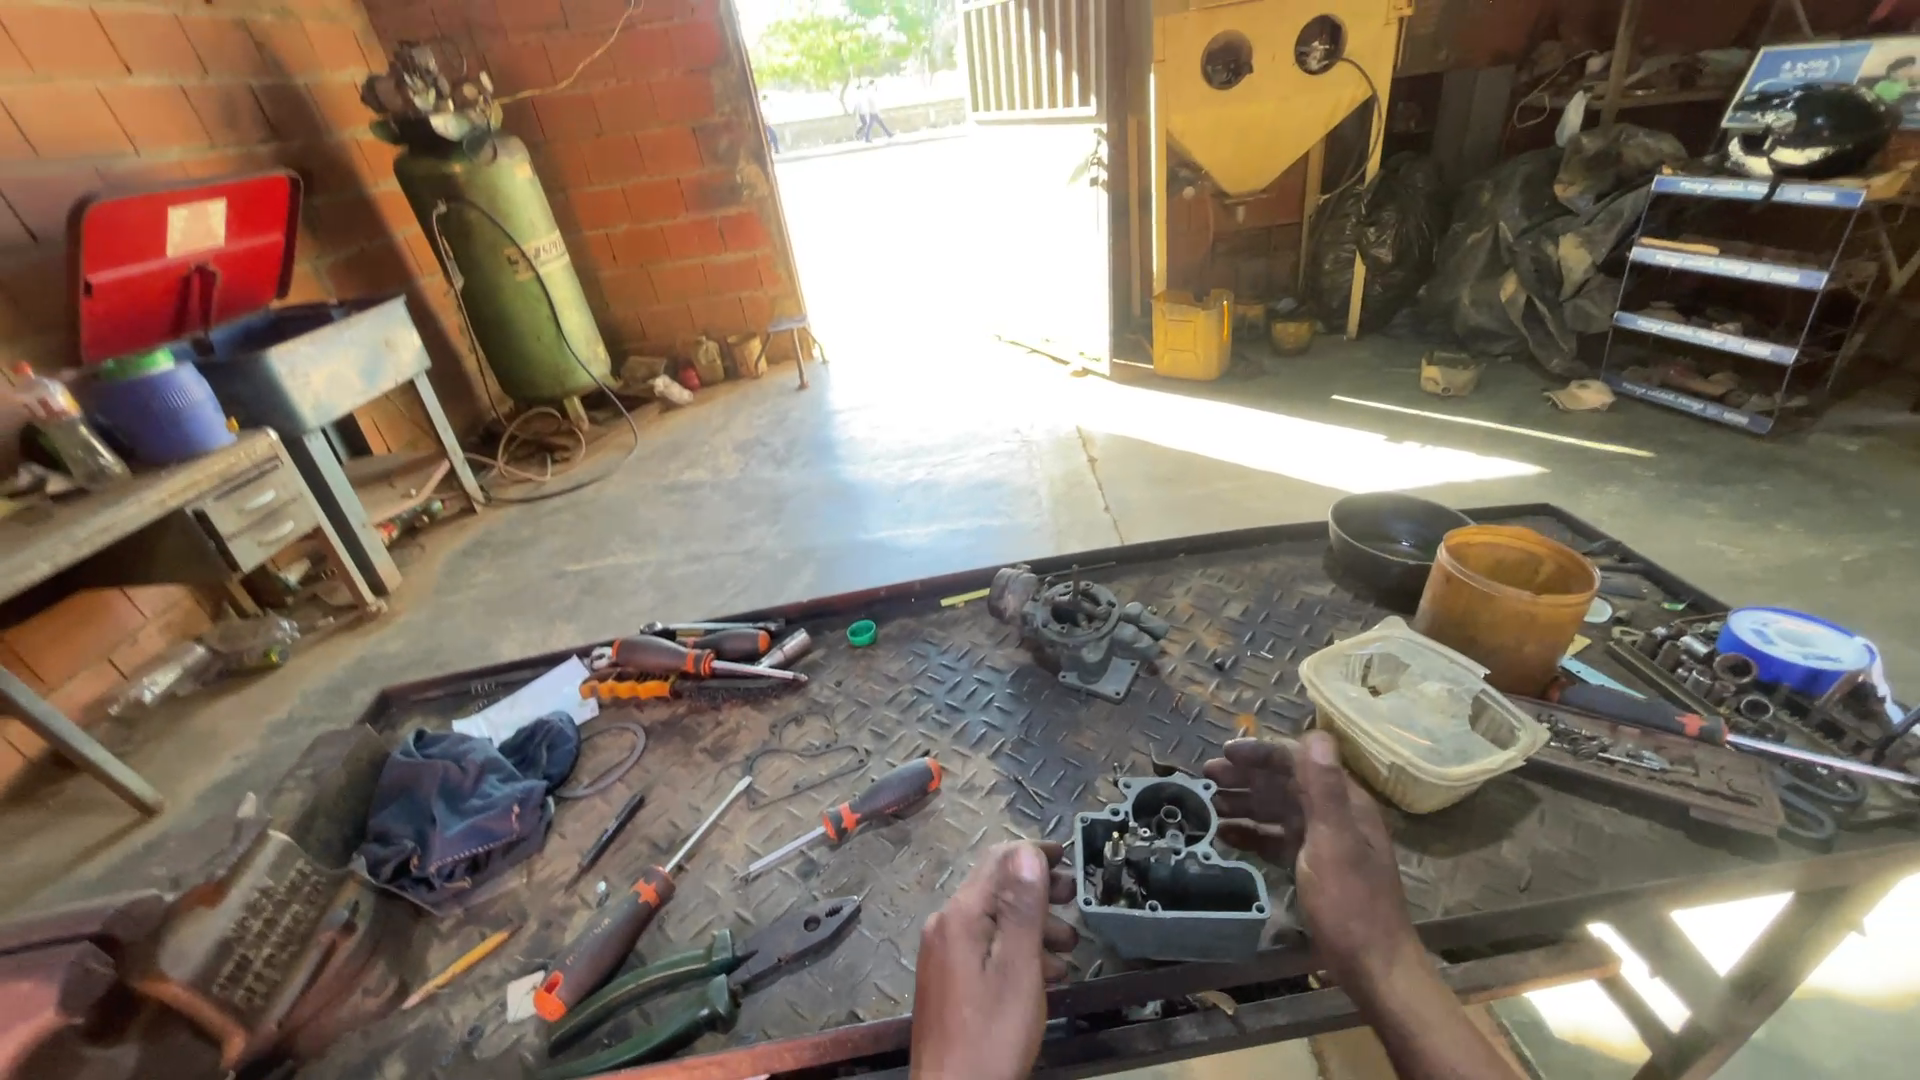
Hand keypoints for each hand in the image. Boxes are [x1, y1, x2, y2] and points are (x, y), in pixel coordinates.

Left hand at [909, 841, 1077, 1079]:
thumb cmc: (990, 1035)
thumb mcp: (1017, 969)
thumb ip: (1023, 908)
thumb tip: (1028, 852)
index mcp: (960, 915)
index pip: (998, 861)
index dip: (1034, 854)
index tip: (1069, 857)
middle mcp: (946, 924)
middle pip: (996, 887)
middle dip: (1038, 889)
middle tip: (1075, 898)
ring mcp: (944, 952)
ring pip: (994, 919)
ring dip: (1034, 922)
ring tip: (1071, 942)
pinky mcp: (949, 977)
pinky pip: (987, 945)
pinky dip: (1018, 947)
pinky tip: (1047, 971)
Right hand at [1204, 731, 1418, 987]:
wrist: (1373, 968)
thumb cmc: (1352, 905)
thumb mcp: (1334, 842)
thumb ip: (1323, 789)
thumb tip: (1316, 735)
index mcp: (1345, 803)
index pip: (1298, 762)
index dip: (1261, 753)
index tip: (1224, 752)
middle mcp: (1333, 815)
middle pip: (1283, 784)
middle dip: (1244, 777)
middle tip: (1206, 776)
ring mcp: (1321, 842)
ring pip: (1275, 811)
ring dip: (1242, 803)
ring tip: (1207, 804)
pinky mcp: (1310, 866)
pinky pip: (1274, 839)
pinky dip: (1249, 833)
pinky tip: (1223, 835)